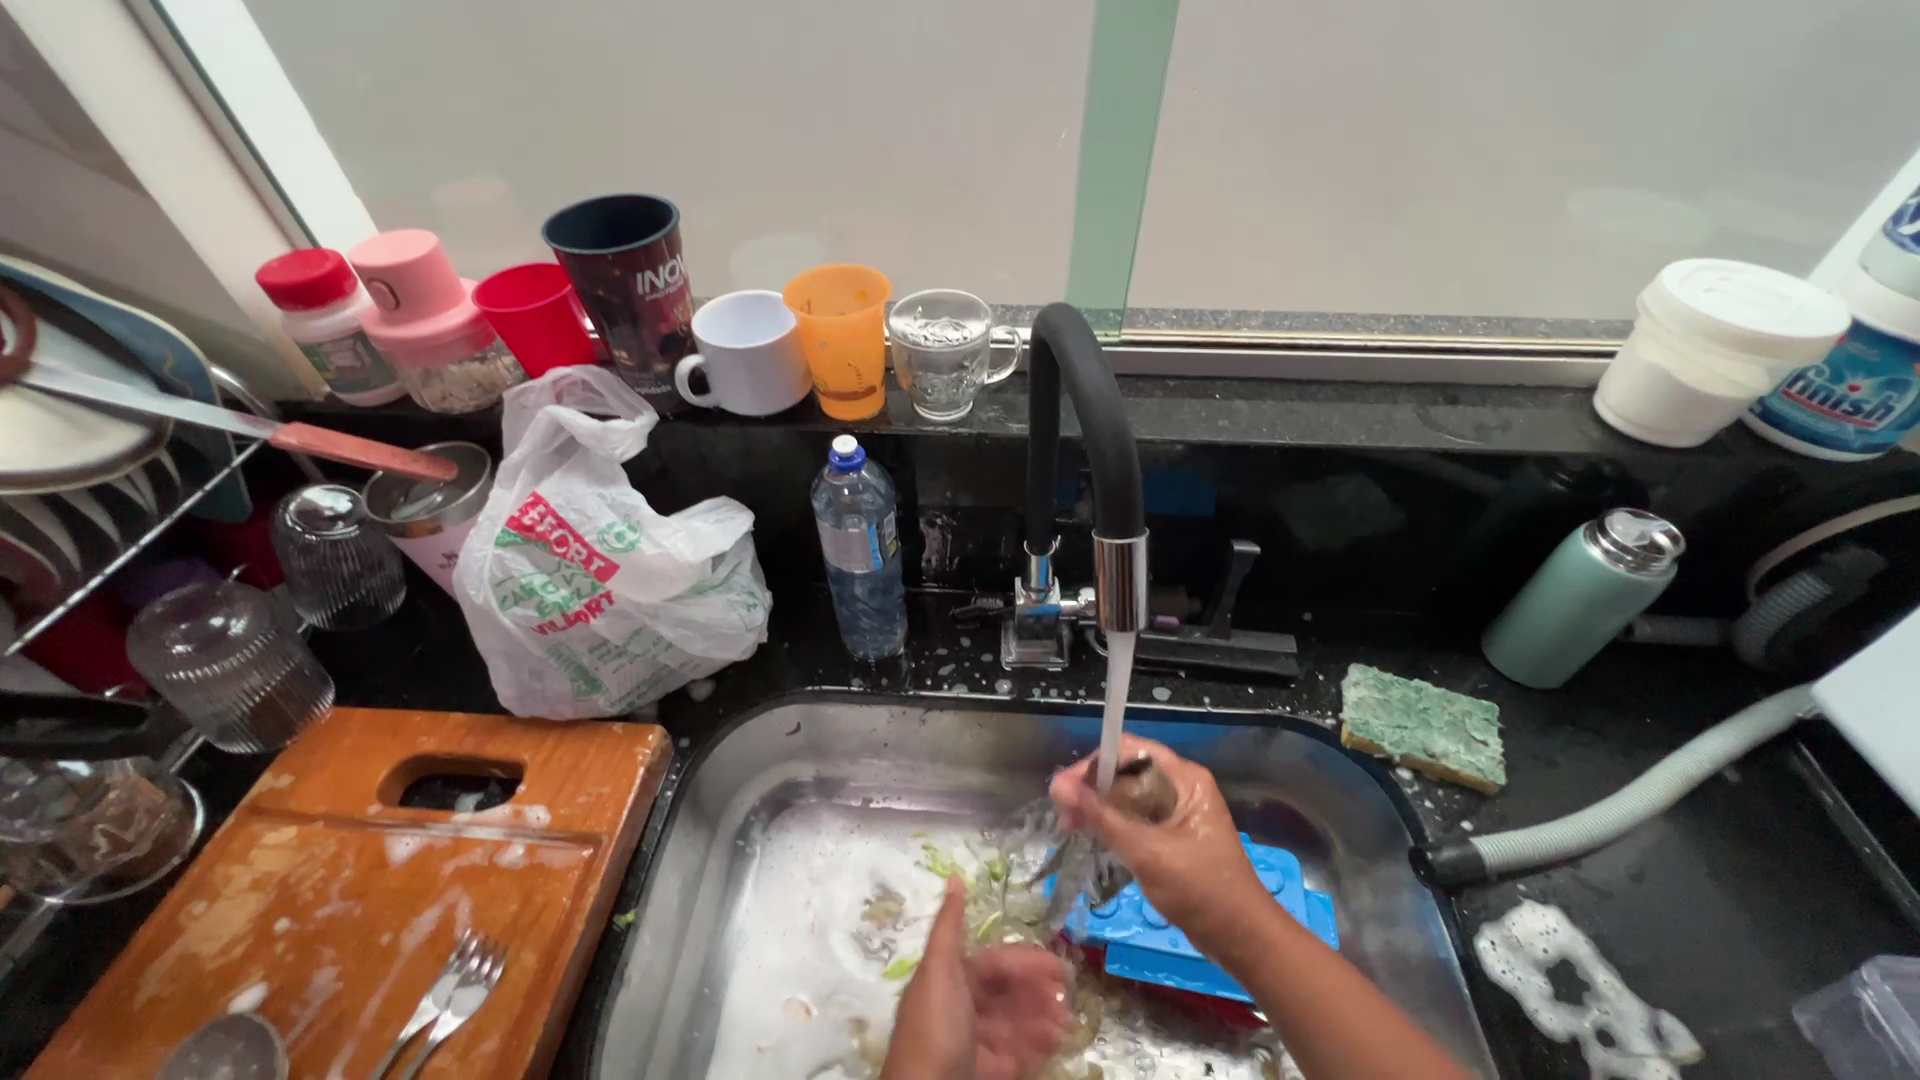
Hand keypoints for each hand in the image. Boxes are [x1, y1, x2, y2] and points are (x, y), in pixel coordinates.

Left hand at [881, 876, 1069, 1079]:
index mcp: (949, 980)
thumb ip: (949, 926)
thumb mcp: (938, 971)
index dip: (1026, 963)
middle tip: (1069, 998)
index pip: (994, 964)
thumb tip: (953, 877)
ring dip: (1043, 1019)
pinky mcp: (987, 1072)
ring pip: (1016, 1023)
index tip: (1059, 967)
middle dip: (1039, 992)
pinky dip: (1038, 1046)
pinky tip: (1057, 1043)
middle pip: (1008, 994)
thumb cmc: (933, 1029)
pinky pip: (1018, 1054)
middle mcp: (961, 1008)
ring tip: (1067, 1024)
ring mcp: (975, 1043)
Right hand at [1049, 735, 1269, 953]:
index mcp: (1183, 778)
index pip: (1128, 750)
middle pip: (1126, 770)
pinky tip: (1092, 836)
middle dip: (1091, 787)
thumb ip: (1101, 817)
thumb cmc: (1200, 890)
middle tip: (1062, 815)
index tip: (1062, 791)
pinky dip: (1112, 822)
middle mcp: (1180, 785)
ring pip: (1127, 794)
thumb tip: (1057, 785)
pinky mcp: (1172, 833)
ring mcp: (1177, 810)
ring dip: (1098, 806)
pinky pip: (1135, 815)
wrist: (1242, 937)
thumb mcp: (1146, 852)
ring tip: (1070, 827)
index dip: (1092, 765)